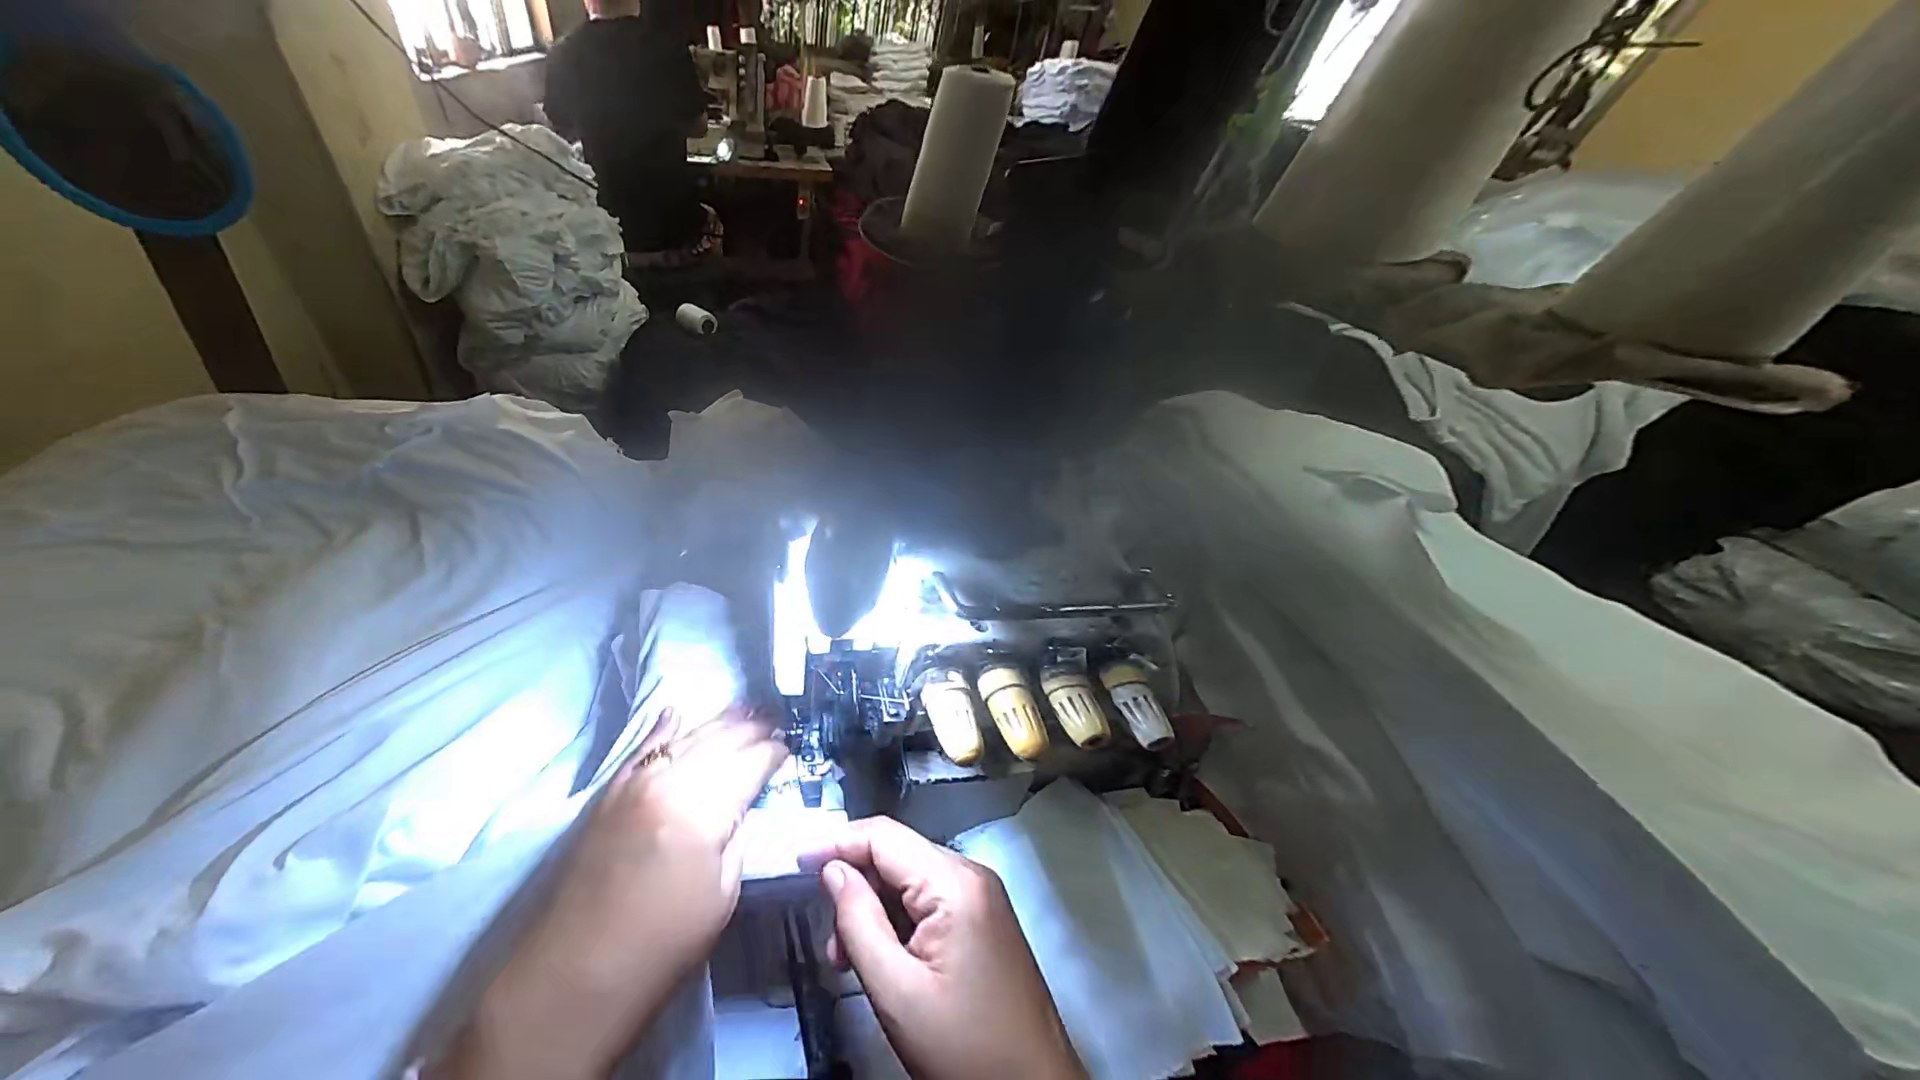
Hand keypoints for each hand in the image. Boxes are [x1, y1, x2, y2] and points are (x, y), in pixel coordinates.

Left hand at [437, 707, 787, 1079]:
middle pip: (721, 740)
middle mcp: (669, 783)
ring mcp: (633, 783)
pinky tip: (678, 712)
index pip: (751, 762)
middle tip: (775, 725)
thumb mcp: (723, 893)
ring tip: (744, 711)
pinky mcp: (608, 793)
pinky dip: (664, 729)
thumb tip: (746, 804)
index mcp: (703, 810)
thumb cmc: (663, 944)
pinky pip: (642, 748)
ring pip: (685, 737)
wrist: (575, 975)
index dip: (775, 753)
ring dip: (718, 723)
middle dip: (752, 729)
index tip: (789, 751)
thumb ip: (738, 835)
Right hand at [810, 817, 1085, 1079]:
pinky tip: (884, 959)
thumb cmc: (967, 1047)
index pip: (885, 836)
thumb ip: (858, 921)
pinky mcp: (983, 918)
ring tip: (852, 960)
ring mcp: (981, 896)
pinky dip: (899, 921)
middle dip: (856, 886)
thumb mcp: (897, 990)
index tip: (798, 860)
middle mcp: (972, 876)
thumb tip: (833, 871)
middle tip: (831, 940)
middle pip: (898, 855)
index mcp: (955, 883)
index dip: (837, 842)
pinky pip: (930, 900)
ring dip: (874, 909)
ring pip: (910, 879)